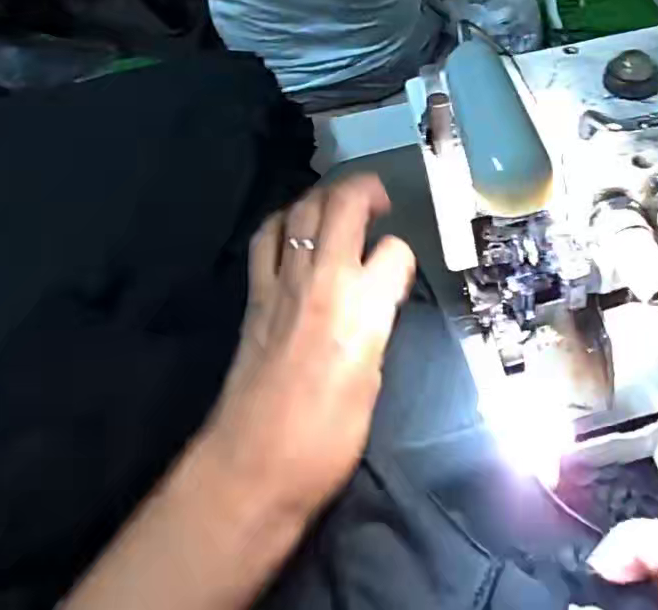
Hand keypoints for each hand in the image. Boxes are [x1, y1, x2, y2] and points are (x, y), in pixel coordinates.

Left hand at [196, 175, 416, 518]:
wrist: (253, 466)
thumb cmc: (327, 437)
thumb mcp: (373, 378)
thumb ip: (378, 324)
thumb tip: (379, 297)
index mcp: (362, 309)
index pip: (395, 252)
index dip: (405, 256)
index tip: (401, 270)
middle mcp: (323, 280)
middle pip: (345, 204)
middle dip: (368, 190)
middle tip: (380, 201)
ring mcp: (283, 281)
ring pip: (304, 208)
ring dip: (327, 196)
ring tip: (342, 206)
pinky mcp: (255, 292)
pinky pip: (266, 236)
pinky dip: (284, 220)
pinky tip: (295, 230)